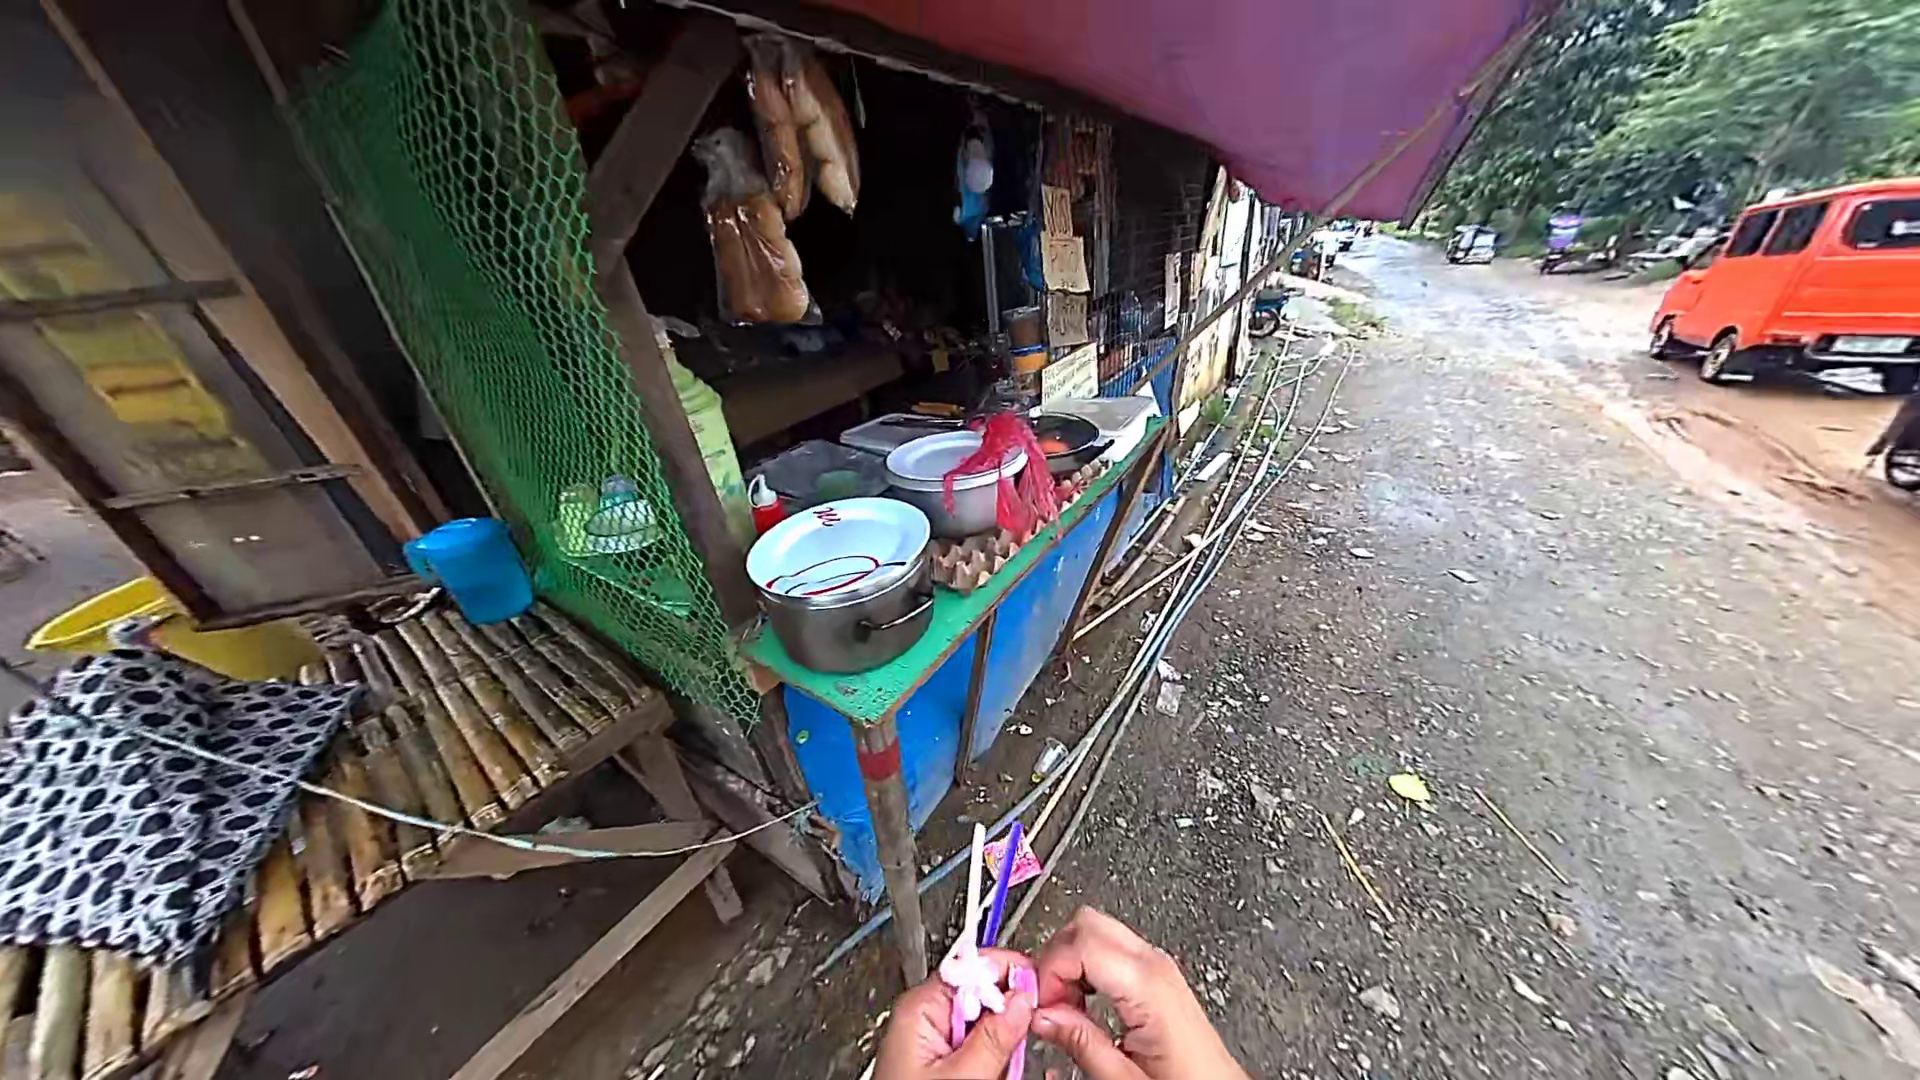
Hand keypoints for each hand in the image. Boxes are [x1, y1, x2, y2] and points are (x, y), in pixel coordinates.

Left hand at [873, 948, 1034, 1079]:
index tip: (1035, 982)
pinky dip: (990, 1068)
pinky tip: (994, 1077)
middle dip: (1004, 1019)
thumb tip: (1022, 996)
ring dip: (999, 1051)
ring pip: (982, 1030)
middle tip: (1019, 1046)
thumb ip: (994, 1036)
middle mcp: (925, 1019)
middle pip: (979, 999)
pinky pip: (975, 1055)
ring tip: (1001, 1072)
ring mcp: (932, 1045)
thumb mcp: (961, 1079)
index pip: (969, 968)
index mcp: (920, 1008)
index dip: (1004, 970)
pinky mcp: (940, 1069)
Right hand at [1029, 907, 1248, 1079]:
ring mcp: (1155, 962)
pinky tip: (1083, 1000)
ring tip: (1064, 1006)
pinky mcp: (1154, 970)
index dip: (1049, 969)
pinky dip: (1085, 962)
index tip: (1039, 1003)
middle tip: (1047, 1001)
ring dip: (1069, 958)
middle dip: (1055, 956)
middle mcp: (1152, 962)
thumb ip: (1081, 1043)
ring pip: (1095, 927)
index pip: (1080, 942)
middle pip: (1085, 922)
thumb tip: (1042, 1015)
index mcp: (1146, 984)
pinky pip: (1108, 944)